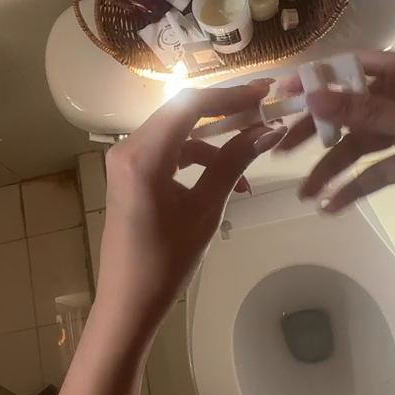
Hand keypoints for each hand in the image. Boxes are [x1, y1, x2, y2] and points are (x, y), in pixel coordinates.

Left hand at [96, 82, 283, 325]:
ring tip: (253, 150)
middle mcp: (128, 148)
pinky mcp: (130, 174)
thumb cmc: (166, 261)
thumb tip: (268, 131)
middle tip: (264, 109)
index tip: (265, 92)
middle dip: (224, 111)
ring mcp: (126, 160)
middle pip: (181, 112)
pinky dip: (197, 158)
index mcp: (143, 155)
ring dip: (214, 138)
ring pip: (177, 132)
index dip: (229, 95)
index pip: (189, 105)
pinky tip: (229, 179)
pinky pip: (168, 152)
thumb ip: (234, 163)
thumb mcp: (206, 209)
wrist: (129, 301)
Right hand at [281, 52, 394, 218]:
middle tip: (279, 154)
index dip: (311, 82)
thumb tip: (313, 96)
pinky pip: (383, 172)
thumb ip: (372, 114)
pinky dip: (360, 188)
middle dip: (314, 131)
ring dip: (333, 169)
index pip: (349, 69)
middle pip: (348, 110)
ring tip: (306, 196)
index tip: (273, 101)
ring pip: (362, 146)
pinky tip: (335, 208)